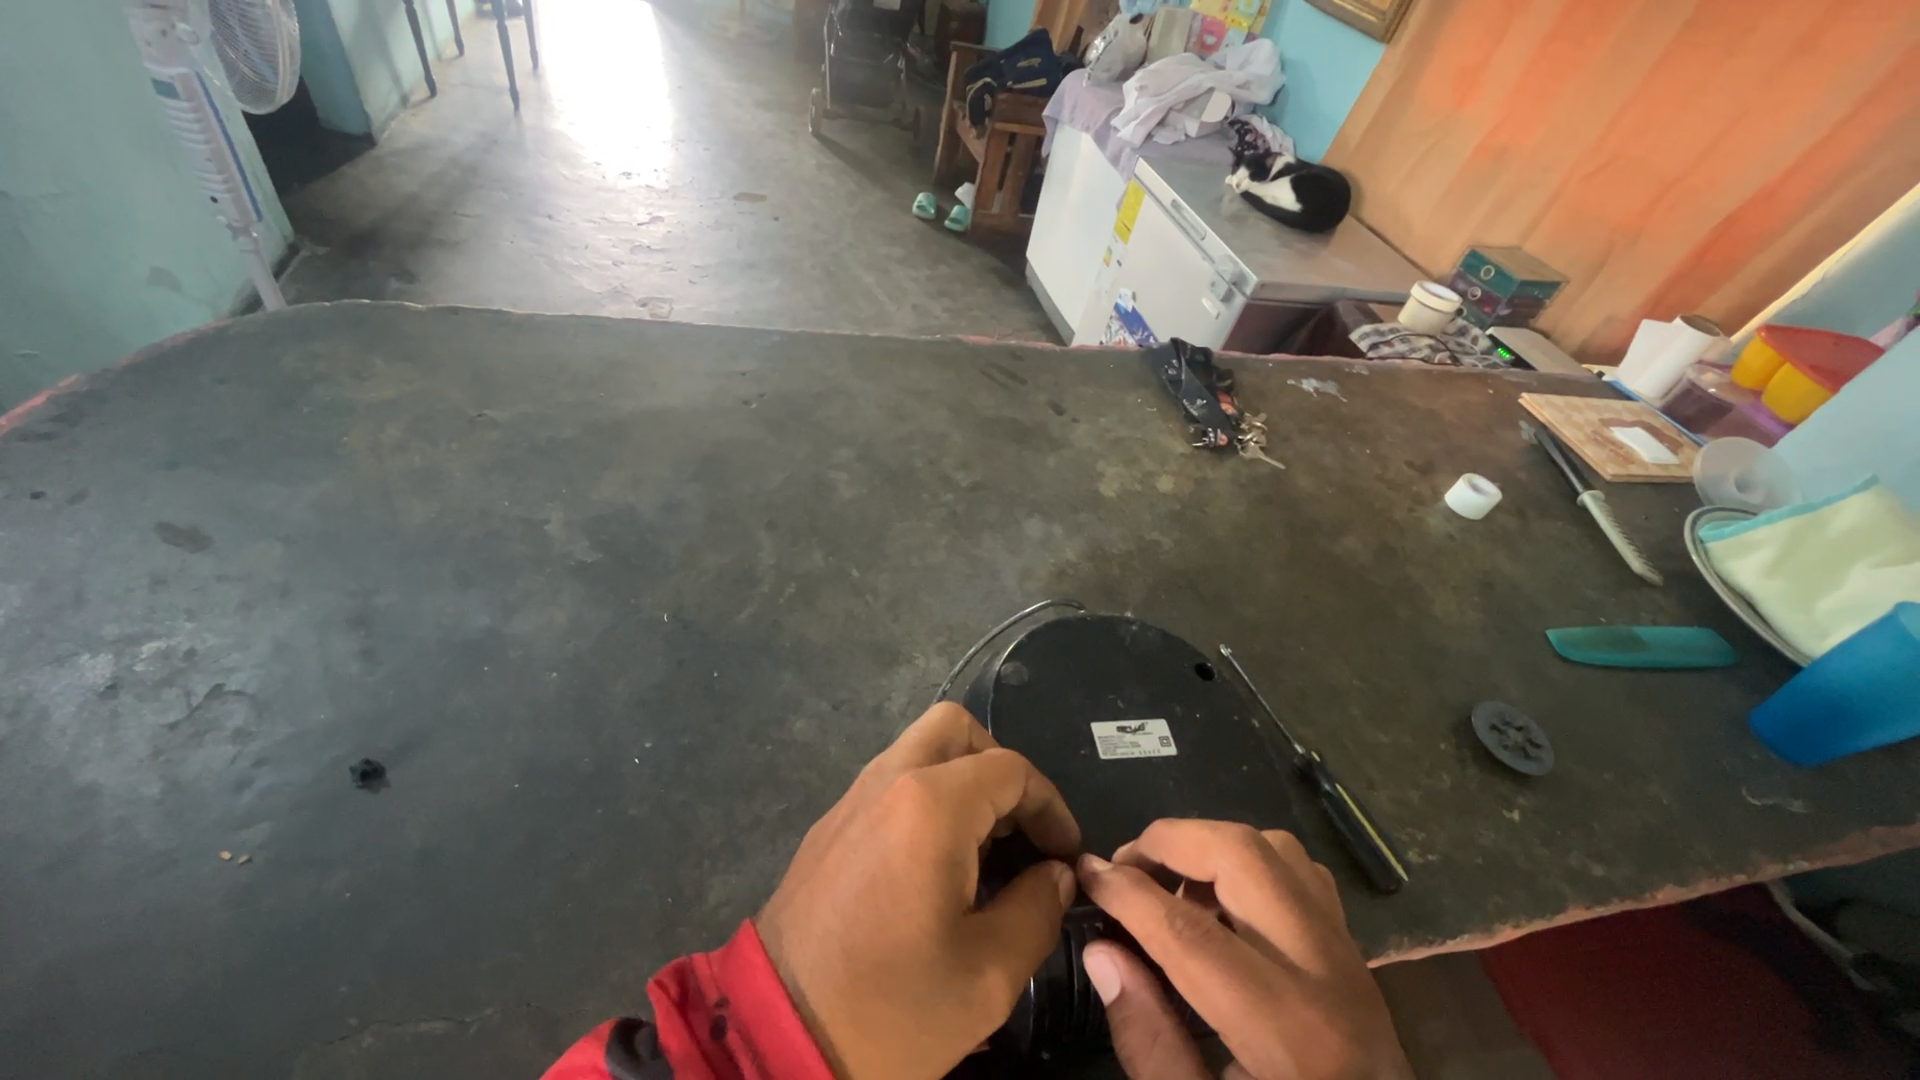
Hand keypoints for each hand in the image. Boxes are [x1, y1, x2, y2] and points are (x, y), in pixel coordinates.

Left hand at [757, 702, 1081, 1078]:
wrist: (777, 1037)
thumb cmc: (893, 1006)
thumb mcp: (989, 974)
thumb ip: (1038, 908)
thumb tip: (1055, 874)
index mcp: (930, 805)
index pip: (1011, 769)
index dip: (1051, 806)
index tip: (1064, 856)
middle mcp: (887, 782)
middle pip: (956, 729)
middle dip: (1001, 768)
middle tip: (1020, 828)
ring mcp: (851, 800)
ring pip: (918, 751)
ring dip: (962, 780)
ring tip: (984, 851)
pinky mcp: (829, 827)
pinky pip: (890, 784)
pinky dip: (926, 800)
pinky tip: (936, 866)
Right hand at [1076, 820, 1411, 1079]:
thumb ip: (1149, 1041)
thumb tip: (1102, 952)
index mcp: (1290, 1033)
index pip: (1189, 933)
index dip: (1126, 894)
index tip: (1084, 874)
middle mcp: (1327, 972)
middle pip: (1243, 856)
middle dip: (1170, 843)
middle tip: (1123, 867)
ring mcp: (1349, 953)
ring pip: (1276, 849)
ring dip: (1210, 848)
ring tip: (1169, 886)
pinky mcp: (1355, 950)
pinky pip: (1300, 870)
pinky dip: (1248, 863)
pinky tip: (1218, 901)